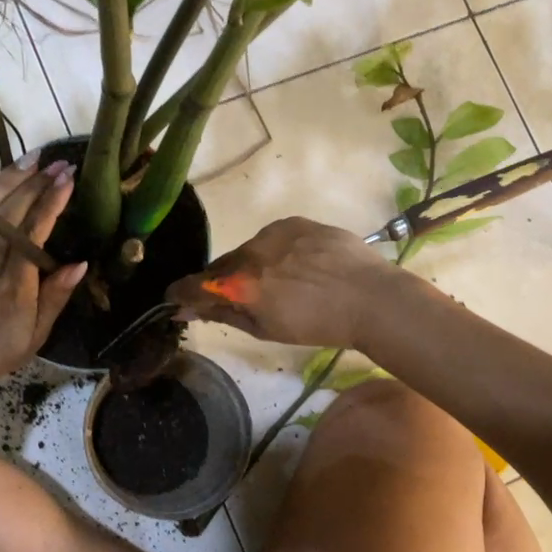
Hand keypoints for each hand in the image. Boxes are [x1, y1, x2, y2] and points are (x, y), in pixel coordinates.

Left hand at [0, 157, 87, 388]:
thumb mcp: (38, 333)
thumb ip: (56, 296)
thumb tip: (79, 263)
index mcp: (13, 284)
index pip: (33, 232)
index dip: (50, 202)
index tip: (68, 179)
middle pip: (9, 212)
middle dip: (35, 182)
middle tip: (59, 163)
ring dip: (6, 180)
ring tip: (30, 160)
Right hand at [167, 217, 401, 347]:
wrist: (372, 299)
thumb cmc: (318, 324)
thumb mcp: (265, 329)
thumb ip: (223, 315)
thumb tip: (187, 310)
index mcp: (240, 284)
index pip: (192, 285)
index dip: (181, 294)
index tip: (178, 302)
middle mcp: (250, 252)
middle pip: (220, 267)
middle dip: (221, 283)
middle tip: (239, 299)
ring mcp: (274, 233)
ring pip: (247, 250)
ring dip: (250, 266)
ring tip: (277, 283)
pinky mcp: (296, 222)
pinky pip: (272, 238)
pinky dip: (275, 251)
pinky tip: (297, 266)